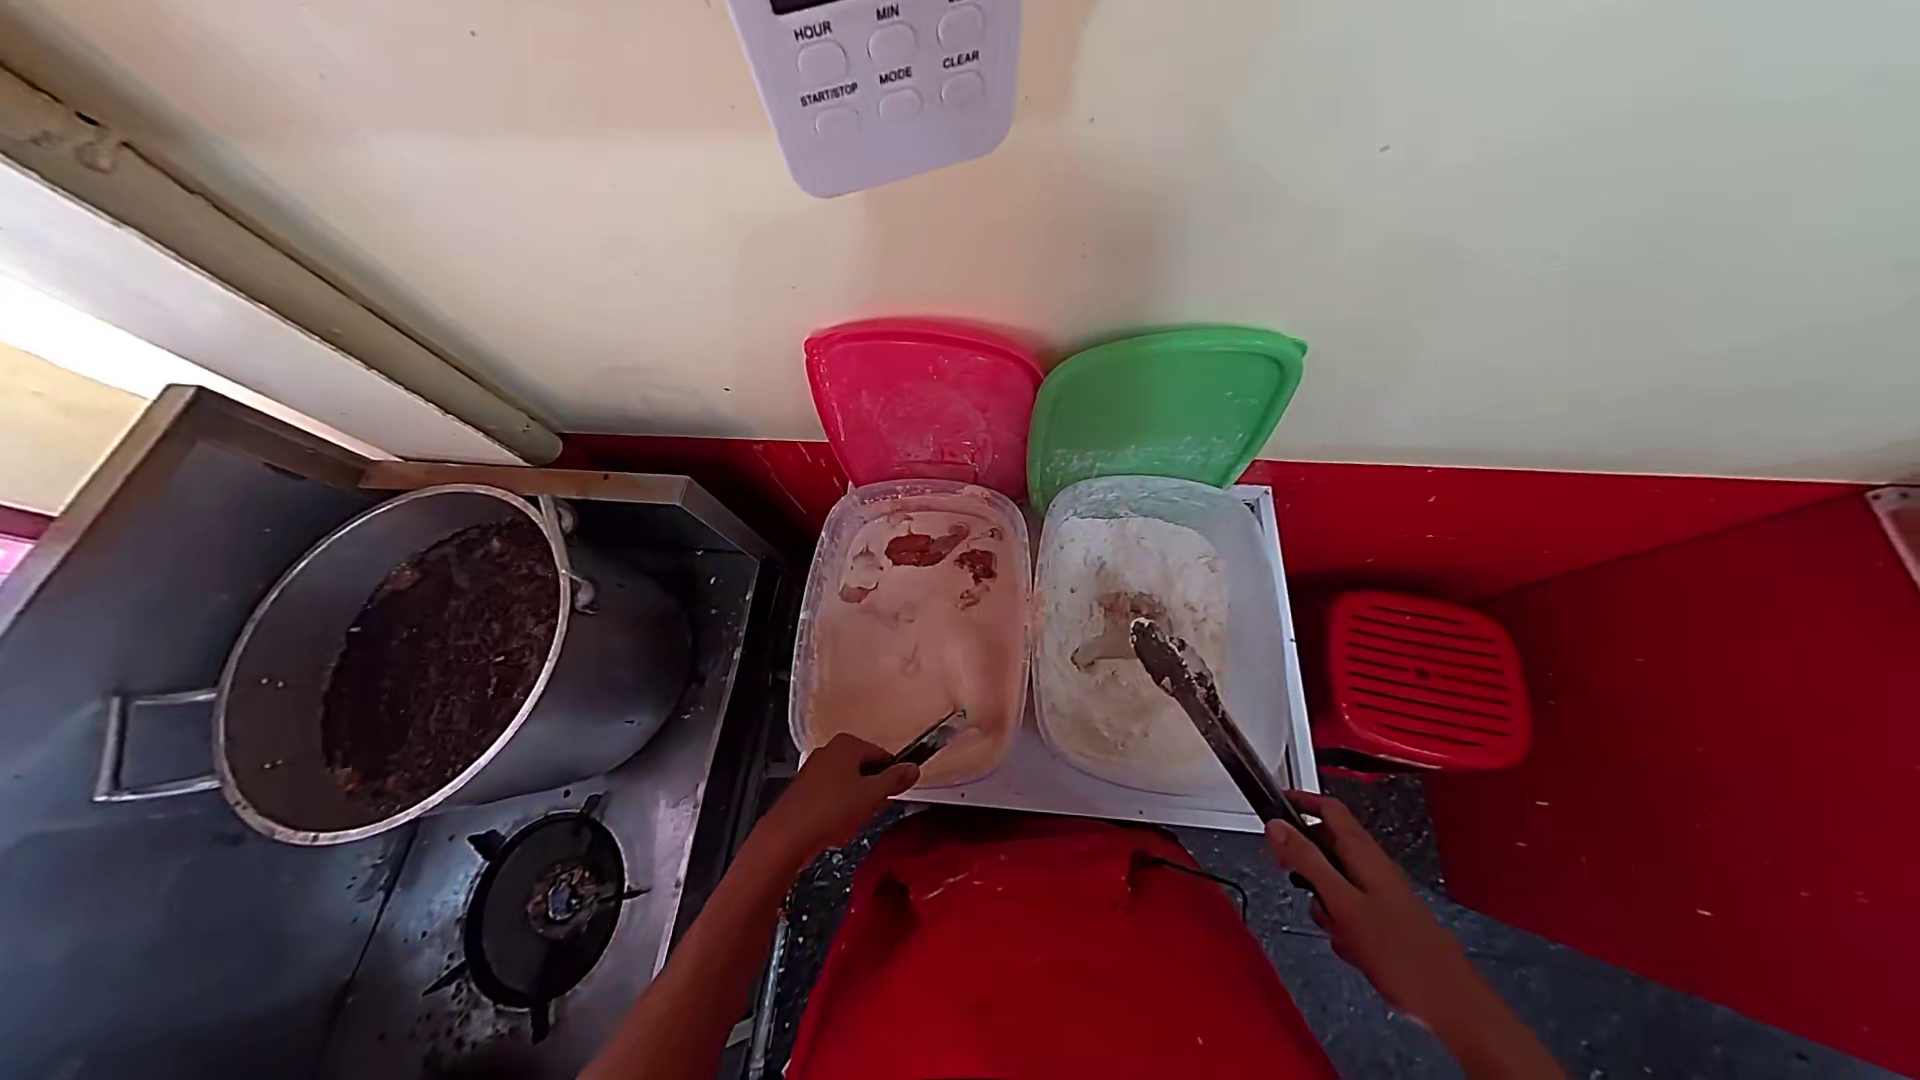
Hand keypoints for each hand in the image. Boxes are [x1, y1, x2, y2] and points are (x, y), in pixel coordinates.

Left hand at [752, 734, 918, 868]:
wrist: (787, 837)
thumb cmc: (830, 810)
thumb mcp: (873, 795)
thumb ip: (896, 779)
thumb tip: (912, 768)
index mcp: (847, 744)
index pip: (883, 756)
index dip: (891, 777)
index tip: (892, 795)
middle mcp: (829, 751)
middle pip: (865, 771)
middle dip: (871, 793)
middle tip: (870, 811)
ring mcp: (814, 770)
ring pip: (849, 787)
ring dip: (855, 805)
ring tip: (850, 822)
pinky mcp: (804, 791)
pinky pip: (831, 799)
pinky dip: (837, 812)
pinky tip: (835, 828)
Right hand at [1265, 791, 1482, 1028]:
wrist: (1453, 1007)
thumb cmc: (1404, 955)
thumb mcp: (1342, 902)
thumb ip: (1306, 861)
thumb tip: (1277, 827)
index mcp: (1365, 854)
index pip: (1329, 808)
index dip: (1300, 801)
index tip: (1275, 803)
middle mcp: (1374, 868)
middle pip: (1326, 844)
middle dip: (1304, 861)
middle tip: (1289, 873)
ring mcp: (1380, 894)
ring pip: (1334, 881)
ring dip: (1323, 900)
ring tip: (1332, 923)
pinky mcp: (1384, 920)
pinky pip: (1348, 909)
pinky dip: (1341, 923)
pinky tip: (1350, 944)